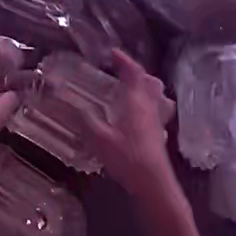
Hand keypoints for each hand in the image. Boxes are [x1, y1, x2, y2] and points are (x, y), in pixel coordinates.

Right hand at [83, 50, 177, 197]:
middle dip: (137, 72)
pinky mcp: (160, 134)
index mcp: (137, 100)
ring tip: (132, 90)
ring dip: (146, 87)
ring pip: (157, 95)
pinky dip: (148, 105)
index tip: (113, 53)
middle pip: (150, 81)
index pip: (134, 72)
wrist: (153, 182)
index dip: (124, 60)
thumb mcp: (99, 138)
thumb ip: (86, 120)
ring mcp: (158, 120)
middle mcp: (151, 106)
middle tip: (122, 71)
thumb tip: (75, 105)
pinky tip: (138, 116)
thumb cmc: (127, 157)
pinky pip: (157, 111)